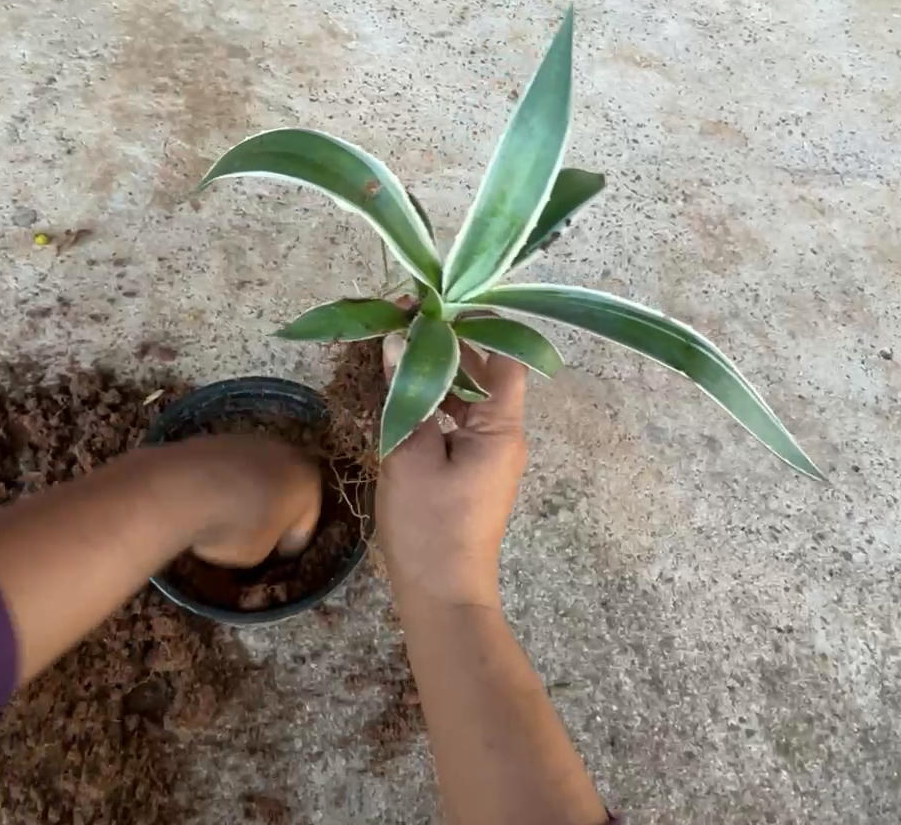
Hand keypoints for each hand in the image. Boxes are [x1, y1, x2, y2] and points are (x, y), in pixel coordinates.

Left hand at [160, 433, 322, 566]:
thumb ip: (268, 538)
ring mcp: (251, 440)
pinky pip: (229, 467)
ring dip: (249, 489)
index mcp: (308, 480)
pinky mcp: (219, 438)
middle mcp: (286, 453)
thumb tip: (260, 532)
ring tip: (228, 515)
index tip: (280, 552)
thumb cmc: (236, 525)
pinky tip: (207, 501)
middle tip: (259, 530)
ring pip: (257, 471)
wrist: (185, 488)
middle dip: (276, 505)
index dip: (292, 539)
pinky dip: (224, 481)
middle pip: (285, 484)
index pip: (307, 518)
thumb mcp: (259, 551)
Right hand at [377, 336, 527, 608]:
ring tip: (401, 346)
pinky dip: (435, 403)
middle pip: (485, 375)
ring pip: (468, 398)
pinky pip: (458, 423)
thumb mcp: (410, 455)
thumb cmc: (430, 526)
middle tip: (407, 320)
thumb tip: (394, 340)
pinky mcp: (472, 470)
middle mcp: (504, 436)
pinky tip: (404, 391)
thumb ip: (406, 395)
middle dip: (449, 346)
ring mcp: (489, 455)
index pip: (505, 359)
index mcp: (501, 428)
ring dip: (439, 373)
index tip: (440, 305)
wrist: (441, 595)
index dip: (479, 327)